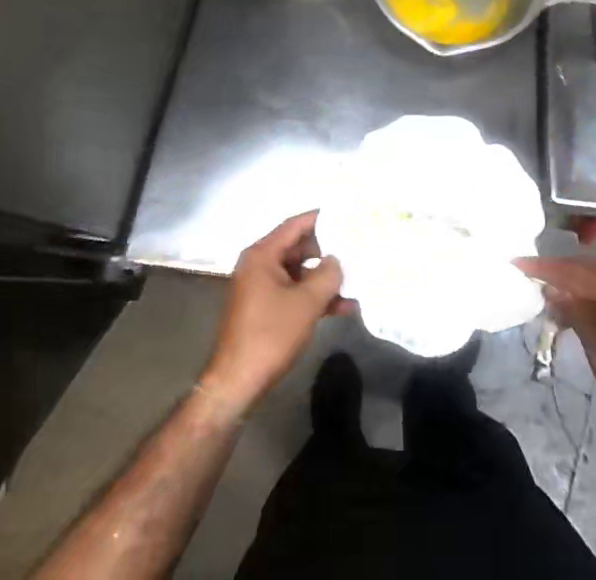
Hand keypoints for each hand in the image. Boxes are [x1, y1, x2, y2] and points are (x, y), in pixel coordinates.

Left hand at [200, 212, 348, 414]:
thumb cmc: (271, 334)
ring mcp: (261, 288)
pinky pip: (294, 293)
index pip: (294, 225)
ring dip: (325, 279)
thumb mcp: (307, 302)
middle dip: (328, 251)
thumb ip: (328, 274)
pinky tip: (343, 307)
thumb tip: (337, 259)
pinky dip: (314, 297)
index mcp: (262, 255)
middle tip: (356, 249)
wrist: (238, 380)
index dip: (321, 219)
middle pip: (298, 248)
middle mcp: (259, 265)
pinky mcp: (265, 308)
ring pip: (299, 273)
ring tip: (357, 281)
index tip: (347, 214)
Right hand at [516, 255, 595, 451]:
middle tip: (527, 280)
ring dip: (576, 282)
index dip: (544, 268)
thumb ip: (579, 318)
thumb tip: (552, 290)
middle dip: (559, 273)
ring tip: (547, 294)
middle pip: (591, 267)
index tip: (515, 263)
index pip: (577, 271)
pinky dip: (595, 291)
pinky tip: (579, 305)